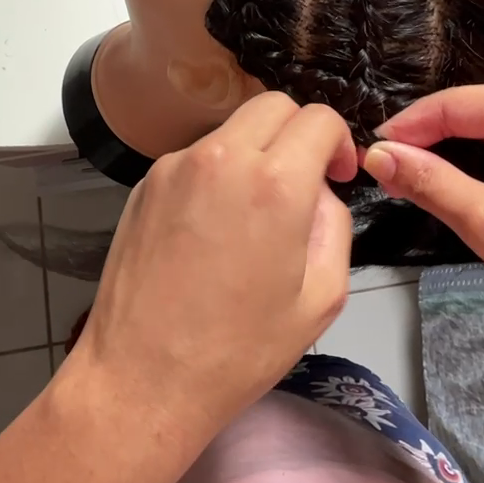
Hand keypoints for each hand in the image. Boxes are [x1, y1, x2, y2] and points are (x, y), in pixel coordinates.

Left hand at [69, 92, 356, 430]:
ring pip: (233, 128)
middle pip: (274, 104)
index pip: (319, 118)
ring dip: (256, 151)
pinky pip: (198, 157)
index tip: (337, 176)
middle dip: (299, 132)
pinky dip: (218, 173)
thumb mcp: (321, 296)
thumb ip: (334, 224)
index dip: (340, 141)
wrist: (142, 378)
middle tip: (302, 181)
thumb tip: (317, 191)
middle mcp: (223, 157)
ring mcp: (177, 165)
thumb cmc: (239, 350)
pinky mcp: (147, 181)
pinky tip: (210, 227)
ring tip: (252, 211)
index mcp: (275, 184)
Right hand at [363, 84, 483, 356]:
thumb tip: (381, 156)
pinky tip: (466, 186)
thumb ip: (431, 182)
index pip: (461, 103)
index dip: (410, 125)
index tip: (372, 149)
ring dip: (460, 154)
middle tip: (389, 167)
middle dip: (433, 138)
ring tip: (418, 177)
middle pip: (482, 113)